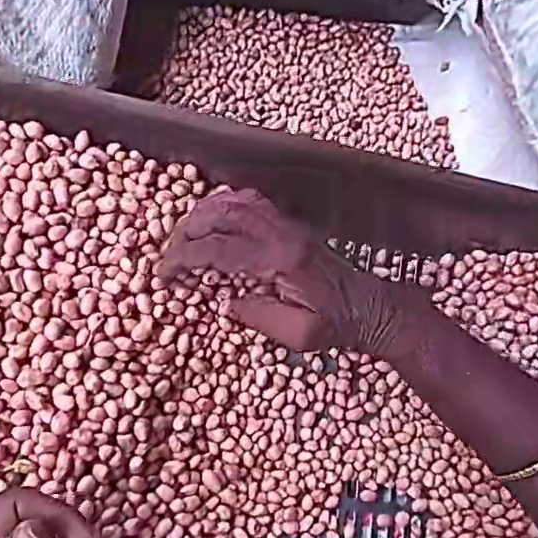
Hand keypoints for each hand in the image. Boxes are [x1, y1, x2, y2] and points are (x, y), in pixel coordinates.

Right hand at [157, 188, 408, 355]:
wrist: (372, 308)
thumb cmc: (338, 326)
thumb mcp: (299, 335)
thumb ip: (259, 318)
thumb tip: (226, 302)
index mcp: (282, 260)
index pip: (220, 249)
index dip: (185, 258)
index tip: (165, 273)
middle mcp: (283, 234)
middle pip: (222, 214)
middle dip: (187, 231)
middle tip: (170, 254)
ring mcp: (288, 225)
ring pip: (235, 202)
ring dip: (203, 214)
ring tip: (184, 236)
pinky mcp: (291, 226)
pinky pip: (252, 202)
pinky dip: (225, 206)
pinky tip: (213, 222)